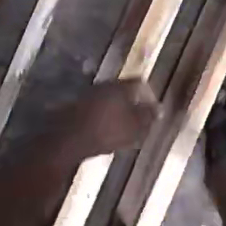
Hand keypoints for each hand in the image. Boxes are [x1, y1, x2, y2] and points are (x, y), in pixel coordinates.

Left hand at [43, 78, 157, 158]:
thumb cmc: (106, 131)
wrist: (66, 142)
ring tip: (121, 129)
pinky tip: (103, 133)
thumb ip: (148, 117)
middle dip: (131, 104)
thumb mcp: (134, 127)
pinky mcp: (73, 109)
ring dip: (115, 112)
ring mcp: (86, 96)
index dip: (148, 95)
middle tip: (137, 120)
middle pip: (123, 90)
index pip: (140, 82)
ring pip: (108, 100)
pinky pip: (94, 110)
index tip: (152, 110)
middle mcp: (103, 86)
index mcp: (120, 86)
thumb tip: (159, 109)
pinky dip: (102, 119)